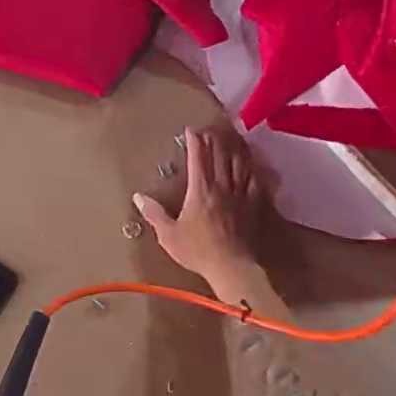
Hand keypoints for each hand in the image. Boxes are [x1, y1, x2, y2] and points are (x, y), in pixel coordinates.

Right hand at [134, 127, 267, 298]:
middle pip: (221, 153)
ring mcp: (241, 192)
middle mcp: (223, 185)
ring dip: (235, 147)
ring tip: (231, 139)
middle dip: (215, 139)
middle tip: (210, 131)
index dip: (195, 141)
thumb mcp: (168, 235)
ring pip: (240, 161)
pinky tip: (254, 162)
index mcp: (200, 190)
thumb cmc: (197, 251)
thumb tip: (139, 197)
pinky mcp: (255, 202)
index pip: (198, 157)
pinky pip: (256, 177)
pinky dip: (254, 165)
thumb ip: (155, 213)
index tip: (191, 131)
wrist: (231, 265)